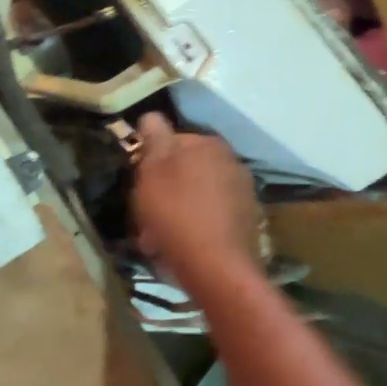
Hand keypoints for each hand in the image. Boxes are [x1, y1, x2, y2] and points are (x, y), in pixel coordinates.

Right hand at [131, 113, 259, 268]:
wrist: (216, 269)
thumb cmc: (176, 212)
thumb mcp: (152, 169)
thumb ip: (153, 137)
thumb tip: (152, 116)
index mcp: (210, 144)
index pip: (172, 140)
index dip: (150, 159)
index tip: (138, 180)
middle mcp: (233, 163)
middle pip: (186, 168)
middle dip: (165, 185)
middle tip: (144, 208)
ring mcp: (244, 195)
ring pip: (197, 194)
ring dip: (177, 207)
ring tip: (158, 233)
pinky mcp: (248, 225)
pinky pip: (210, 217)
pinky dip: (194, 225)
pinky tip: (179, 244)